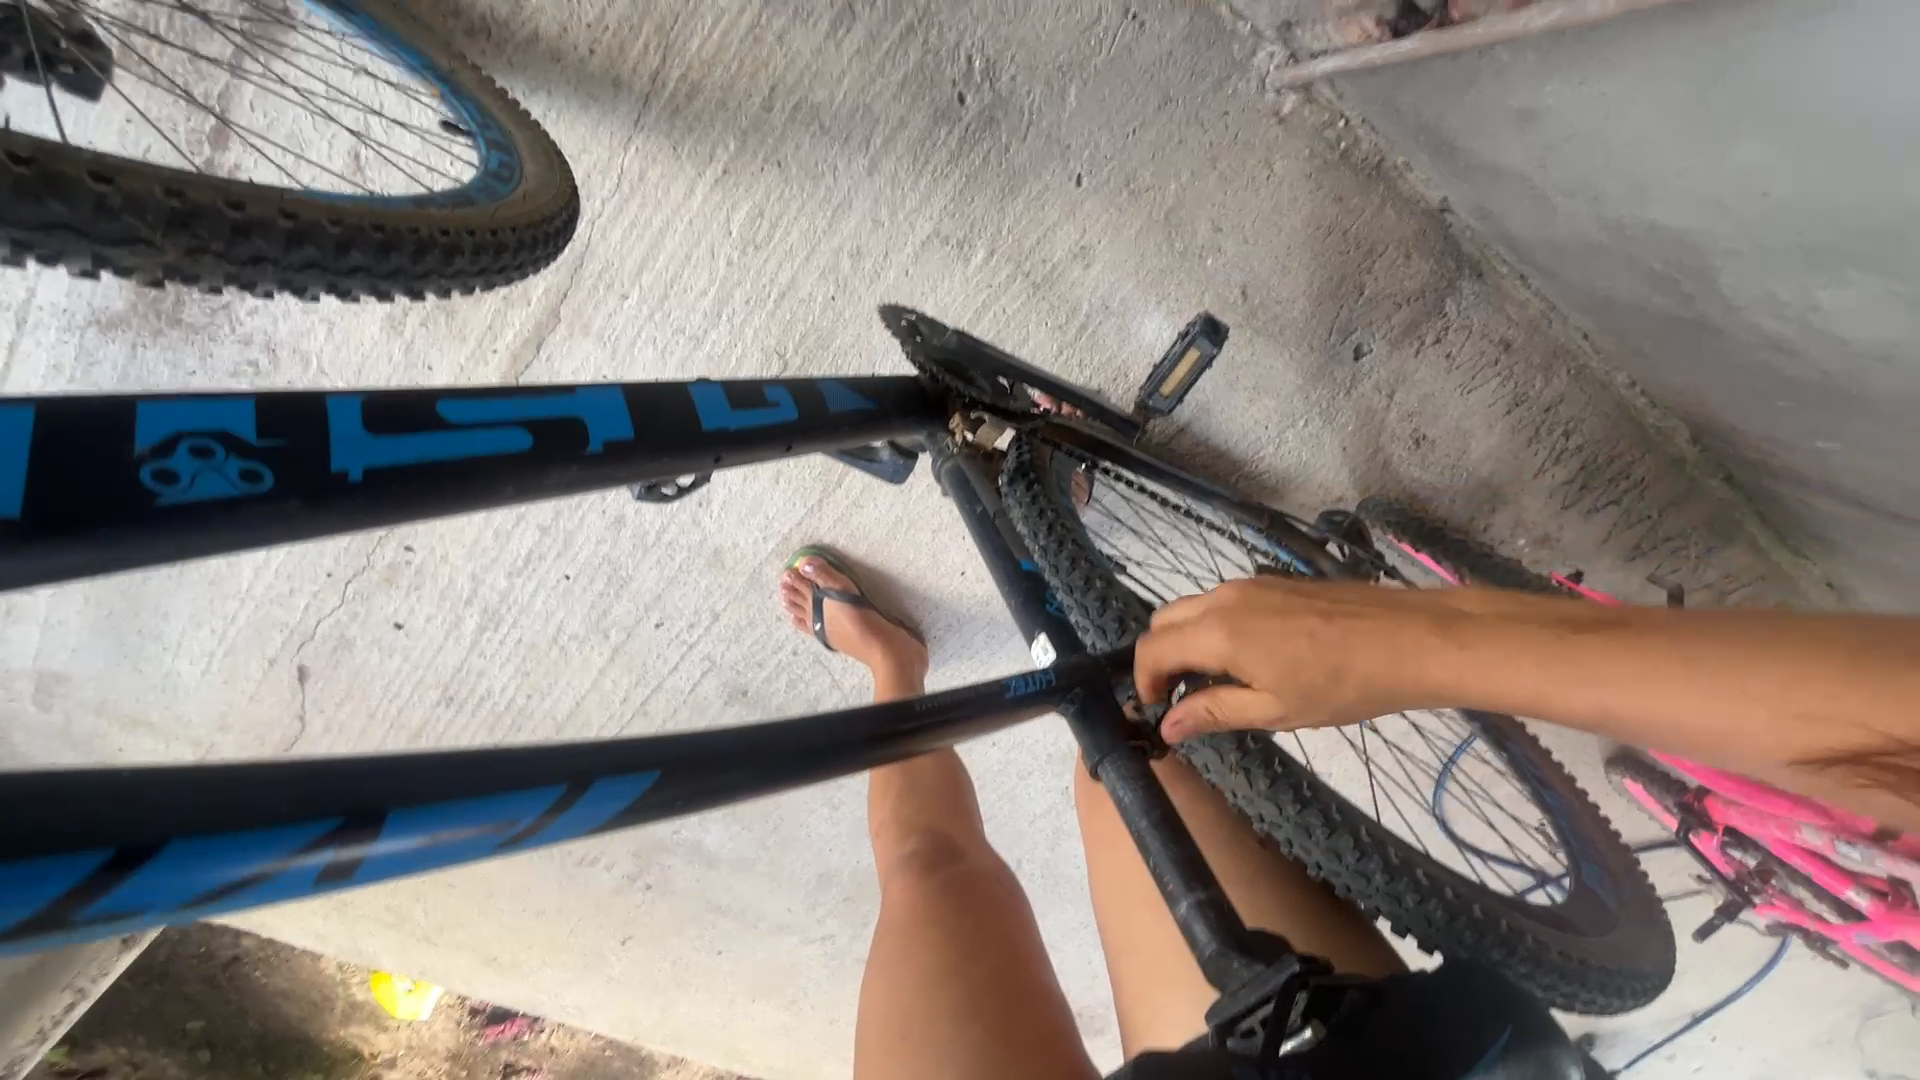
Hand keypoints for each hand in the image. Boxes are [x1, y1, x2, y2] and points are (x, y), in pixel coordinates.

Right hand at [1133, 578, 1450, 741]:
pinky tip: (1249, 656)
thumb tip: (1168, 725)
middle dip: (1159, 658)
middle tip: (1183, 695)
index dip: (1144, 681)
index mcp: (1217, 632)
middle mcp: (1222, 599)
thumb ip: (1214, 712)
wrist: (1412, 639)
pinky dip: (1211, 627)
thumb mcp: (1275, 710)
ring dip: (1186, 641)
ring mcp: (1247, 585)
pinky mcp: (1271, 582)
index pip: (1151, 649)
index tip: (1159, 709)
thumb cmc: (1343, 684)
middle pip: (1162, 621)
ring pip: (1190, 608)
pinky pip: (1220, 602)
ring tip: (1217, 679)